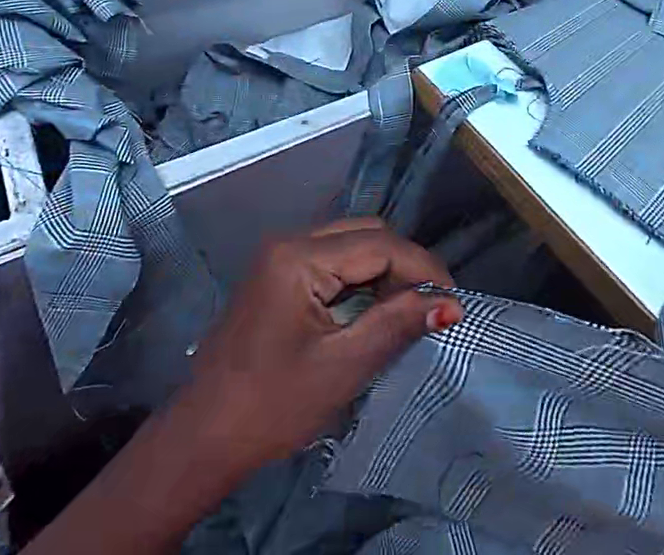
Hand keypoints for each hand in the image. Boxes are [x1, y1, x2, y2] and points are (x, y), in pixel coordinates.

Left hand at [21, 220, 460, 554]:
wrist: (207, 430)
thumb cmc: (274, 403)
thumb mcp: (343, 366)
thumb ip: (397, 324)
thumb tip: (450, 303)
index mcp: (298, 256)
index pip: (378, 243)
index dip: (423, 268)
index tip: (456, 304)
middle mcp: (287, 242)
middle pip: (363, 233)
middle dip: (405, 264)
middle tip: (434, 308)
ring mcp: (278, 256)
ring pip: (348, 244)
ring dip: (383, 270)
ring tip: (411, 312)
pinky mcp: (276, 274)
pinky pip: (329, 261)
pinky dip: (359, 279)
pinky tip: (375, 310)